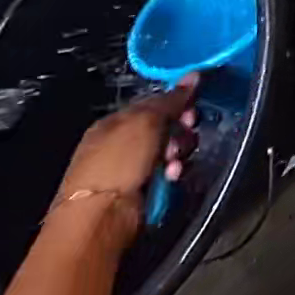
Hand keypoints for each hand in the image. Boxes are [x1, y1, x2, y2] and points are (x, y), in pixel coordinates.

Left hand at [48, 75, 197, 242]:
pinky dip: (171, 173)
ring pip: (167, 151)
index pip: (153, 104)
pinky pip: (165, 174)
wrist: (99, 220)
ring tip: (174, 162)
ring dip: (177, 152)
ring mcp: (129, 170)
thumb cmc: (118, 161)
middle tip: (187, 132)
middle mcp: (120, 144)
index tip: (191, 109)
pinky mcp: (139, 193)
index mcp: (114, 122)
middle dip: (180, 129)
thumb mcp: (146, 121)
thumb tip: (194, 74)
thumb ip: (172, 98)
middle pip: (163, 127)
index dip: (175, 103)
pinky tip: (171, 176)